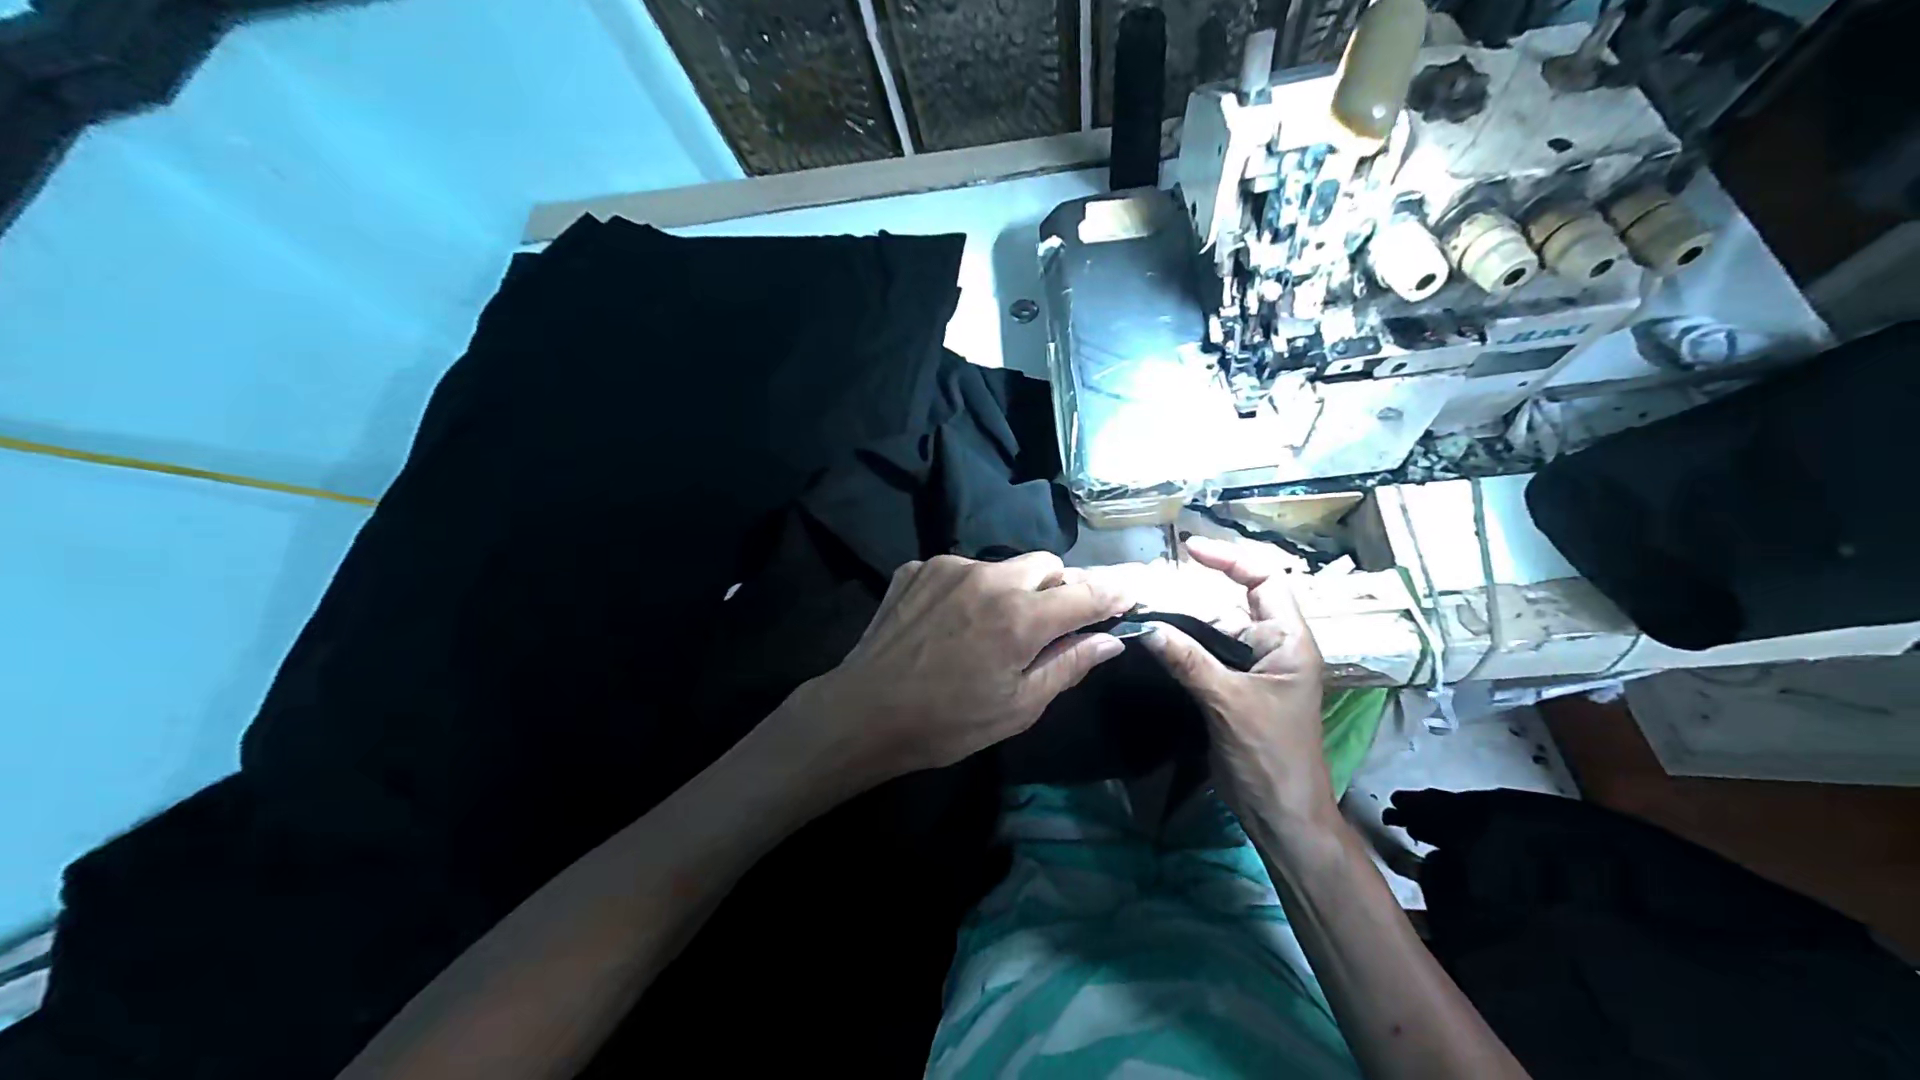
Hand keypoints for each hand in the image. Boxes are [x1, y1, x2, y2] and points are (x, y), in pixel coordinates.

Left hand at [781, 552, 1133, 787]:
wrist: (863, 712)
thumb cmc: (947, 722)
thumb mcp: (1018, 707)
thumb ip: (1068, 666)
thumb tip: (1110, 640)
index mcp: (1020, 617)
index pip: (1086, 593)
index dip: (1114, 593)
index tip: (1129, 594)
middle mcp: (989, 579)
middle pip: (1047, 565)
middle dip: (1060, 588)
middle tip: (1050, 622)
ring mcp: (949, 567)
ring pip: (1005, 565)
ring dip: (1014, 588)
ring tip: (993, 627)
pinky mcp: (918, 568)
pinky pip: (963, 569)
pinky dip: (972, 589)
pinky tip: (953, 622)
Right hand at [1140, 534, 1332, 828]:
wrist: (1280, 813)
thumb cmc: (1270, 754)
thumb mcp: (1229, 702)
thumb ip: (1189, 660)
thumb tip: (1146, 626)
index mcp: (1289, 641)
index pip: (1265, 580)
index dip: (1230, 559)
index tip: (1189, 548)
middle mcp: (1270, 647)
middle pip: (1231, 603)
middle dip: (1192, 591)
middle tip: (1147, 586)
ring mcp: (1249, 669)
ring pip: (1212, 631)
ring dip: (1180, 621)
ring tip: (1140, 610)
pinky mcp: (1230, 689)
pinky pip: (1202, 656)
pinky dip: (1178, 647)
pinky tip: (1150, 641)